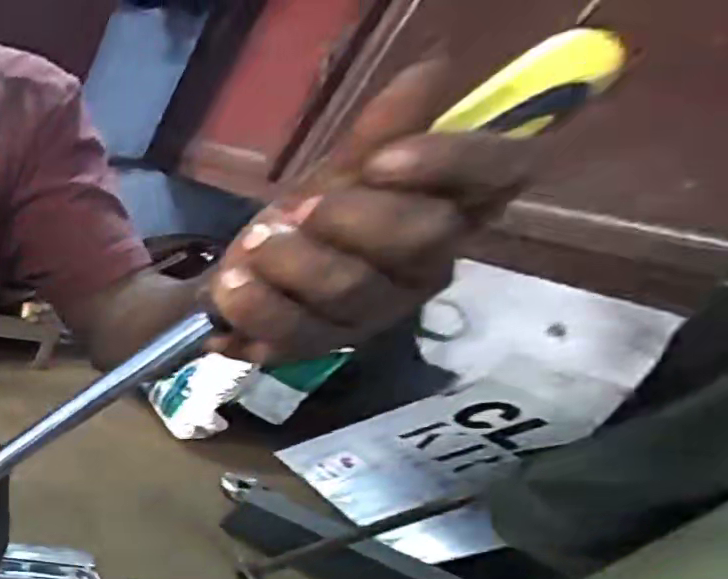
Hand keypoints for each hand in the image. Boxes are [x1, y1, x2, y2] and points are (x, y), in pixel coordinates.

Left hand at [208, 59, 539, 365]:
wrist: (242, 276)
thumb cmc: (305, 219)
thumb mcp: (336, 172)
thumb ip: (377, 134)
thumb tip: (426, 76)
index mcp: (454, 211)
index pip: (501, 175)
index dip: (451, 162)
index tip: (380, 160)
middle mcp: (422, 272)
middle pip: (415, 239)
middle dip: (345, 216)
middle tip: (290, 208)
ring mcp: (365, 319)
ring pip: (343, 290)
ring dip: (286, 262)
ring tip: (250, 246)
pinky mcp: (311, 352)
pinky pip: (283, 338)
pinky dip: (248, 310)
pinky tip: (226, 290)